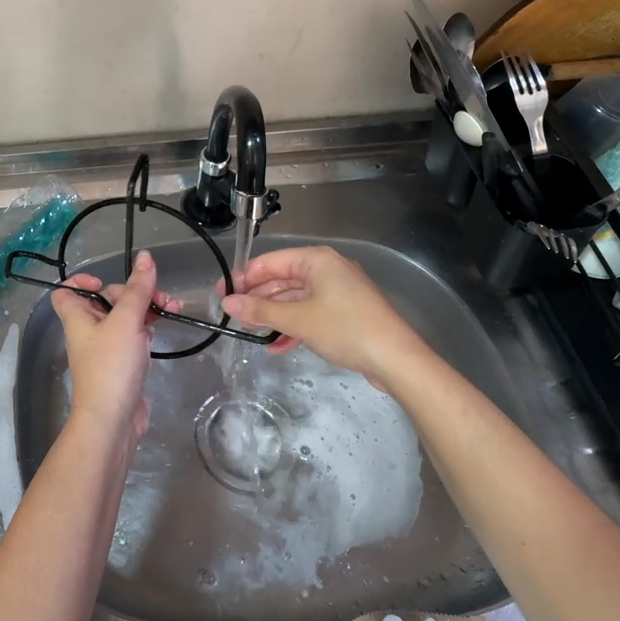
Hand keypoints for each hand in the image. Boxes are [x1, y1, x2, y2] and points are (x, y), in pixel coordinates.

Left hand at [51, 251, 176, 445]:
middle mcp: (87, 330)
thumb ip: (138, 288)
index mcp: (77, 316)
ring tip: (172, 310)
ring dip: (146, 309)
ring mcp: (105, 349)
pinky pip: (133, 338)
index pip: (66, 290)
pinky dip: (146, 330)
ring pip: (124, 318)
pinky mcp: (122, 365)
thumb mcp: (126, 320)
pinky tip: (160, 331)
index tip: (107, 281)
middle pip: (106, 300)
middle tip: (160, 298)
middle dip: (134, 293)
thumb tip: (146, 257)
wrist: (113, 419)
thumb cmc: (111, 364)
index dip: (82, 280)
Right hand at [219, 246, 425, 380]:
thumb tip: (227, 303)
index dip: (243, 278)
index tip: (222, 294)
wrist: (397, 360)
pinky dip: (293, 327)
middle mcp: (327, 270)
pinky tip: (278, 346)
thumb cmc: (345, 329)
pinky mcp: (345, 313)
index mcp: (316, 260)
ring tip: (252, 334)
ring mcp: (338, 292)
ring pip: (295, 299)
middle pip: (282, 280)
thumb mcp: (297, 319)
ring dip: (274, 317)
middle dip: (258, 300)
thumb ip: (259, 311)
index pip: (270, 262)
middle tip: (234, 318)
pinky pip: (310, 313)